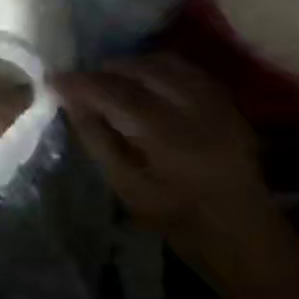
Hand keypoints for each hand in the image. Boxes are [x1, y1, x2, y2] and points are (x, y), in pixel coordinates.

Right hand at [55, 52, 270, 245]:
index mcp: (170, 140)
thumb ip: (98, 140)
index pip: (118, 95)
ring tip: (110, 76)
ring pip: (166, 63)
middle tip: (82, 79)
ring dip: (132, 64)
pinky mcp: (227, 102)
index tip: (55, 80)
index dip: (83, 83)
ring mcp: (217, 104)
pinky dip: (159, 67)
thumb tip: (71, 101)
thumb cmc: (178, 219)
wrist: (243, 235)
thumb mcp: (127, 189)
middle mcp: (196, 112)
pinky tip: (144, 79)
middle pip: (143, 71)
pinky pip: (187, 69)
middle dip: (107, 69)